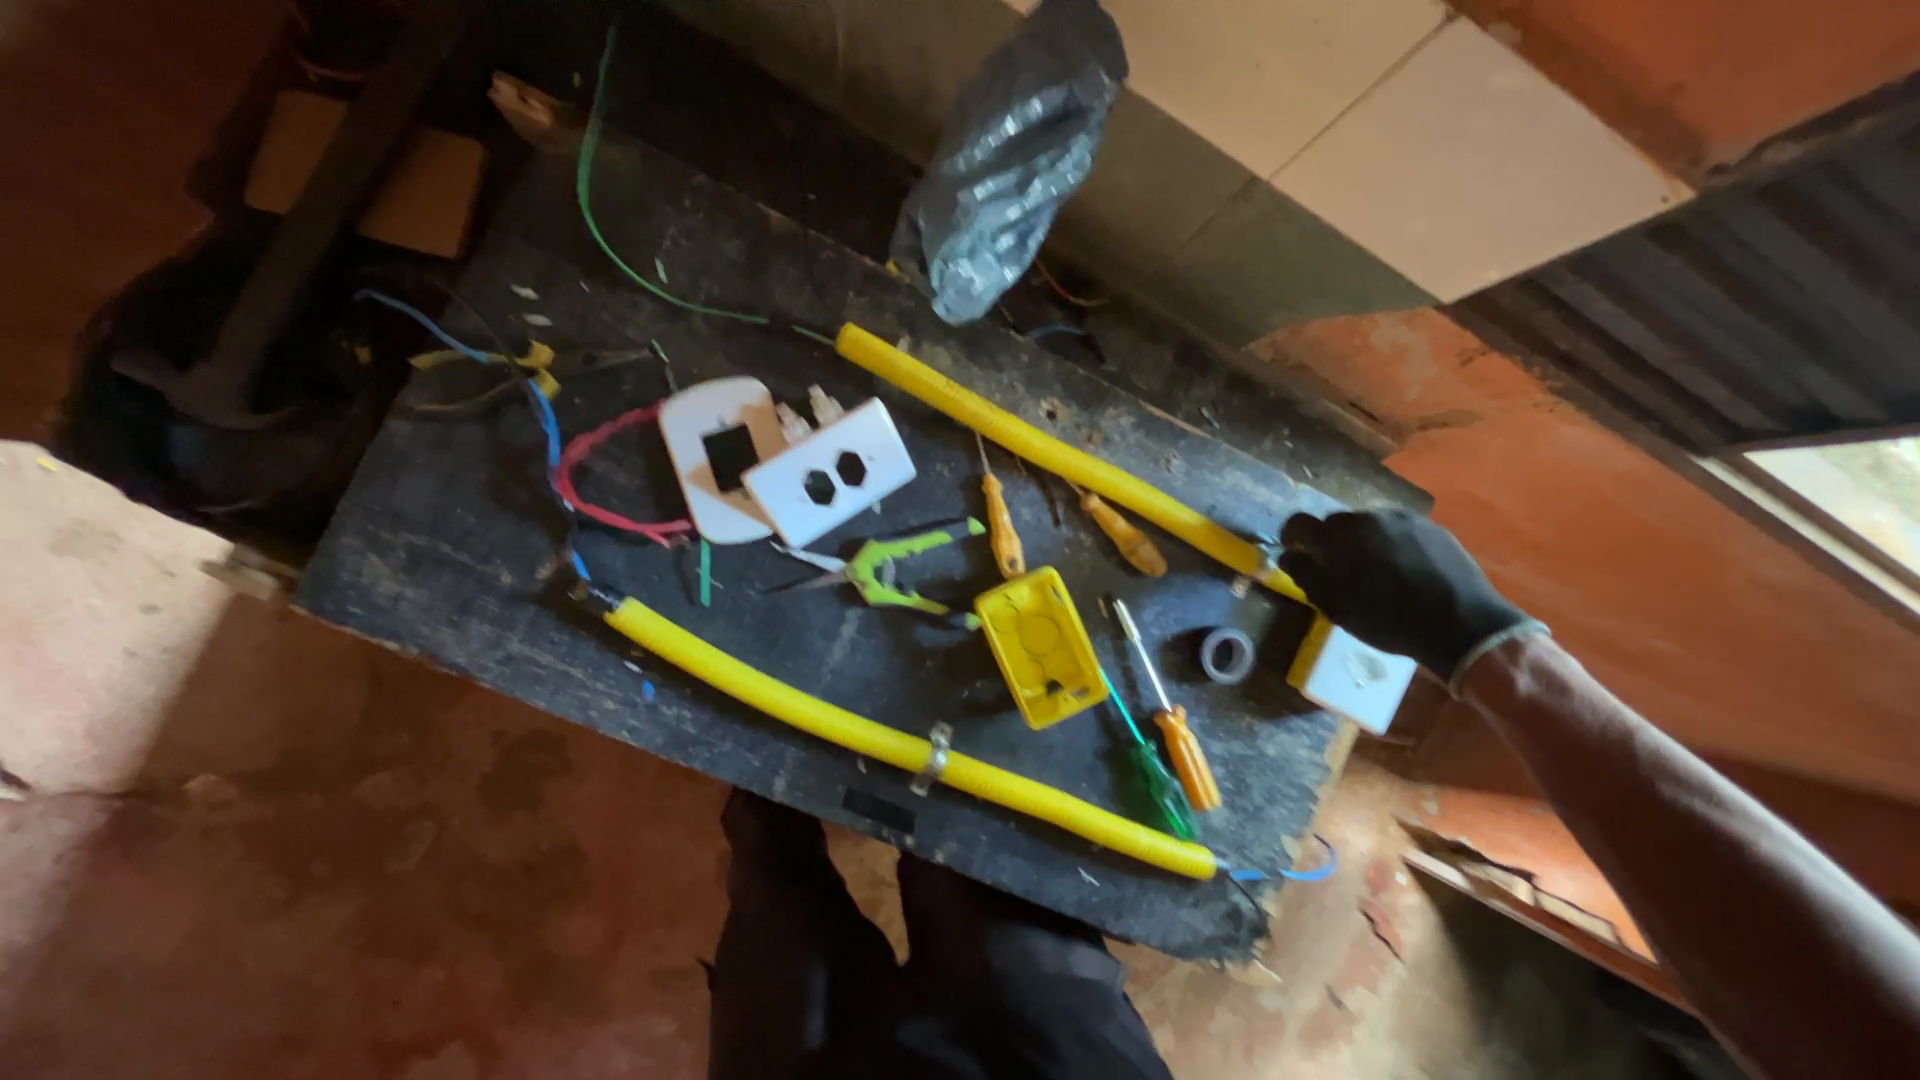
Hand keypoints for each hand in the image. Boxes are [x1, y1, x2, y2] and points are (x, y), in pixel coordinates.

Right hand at [1278, 509, 1535, 680]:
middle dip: (1330, 541)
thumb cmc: (1386, 619)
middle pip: (1334, 522)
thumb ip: (1305, 576)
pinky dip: (1391, 542)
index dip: (1292, 537)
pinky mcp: (1428, 525)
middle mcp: (1364, 517)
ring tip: (1374, 568)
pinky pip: (1397, 528)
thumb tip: (1289, 555)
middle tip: (1338, 567)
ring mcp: (1399, 517)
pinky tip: (1402, 567)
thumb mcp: (1335, 607)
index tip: (1296, 553)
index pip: (1298, 523)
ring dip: (1362, 541)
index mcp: (1335, 537)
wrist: (1460, 621)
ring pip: (1367, 524)